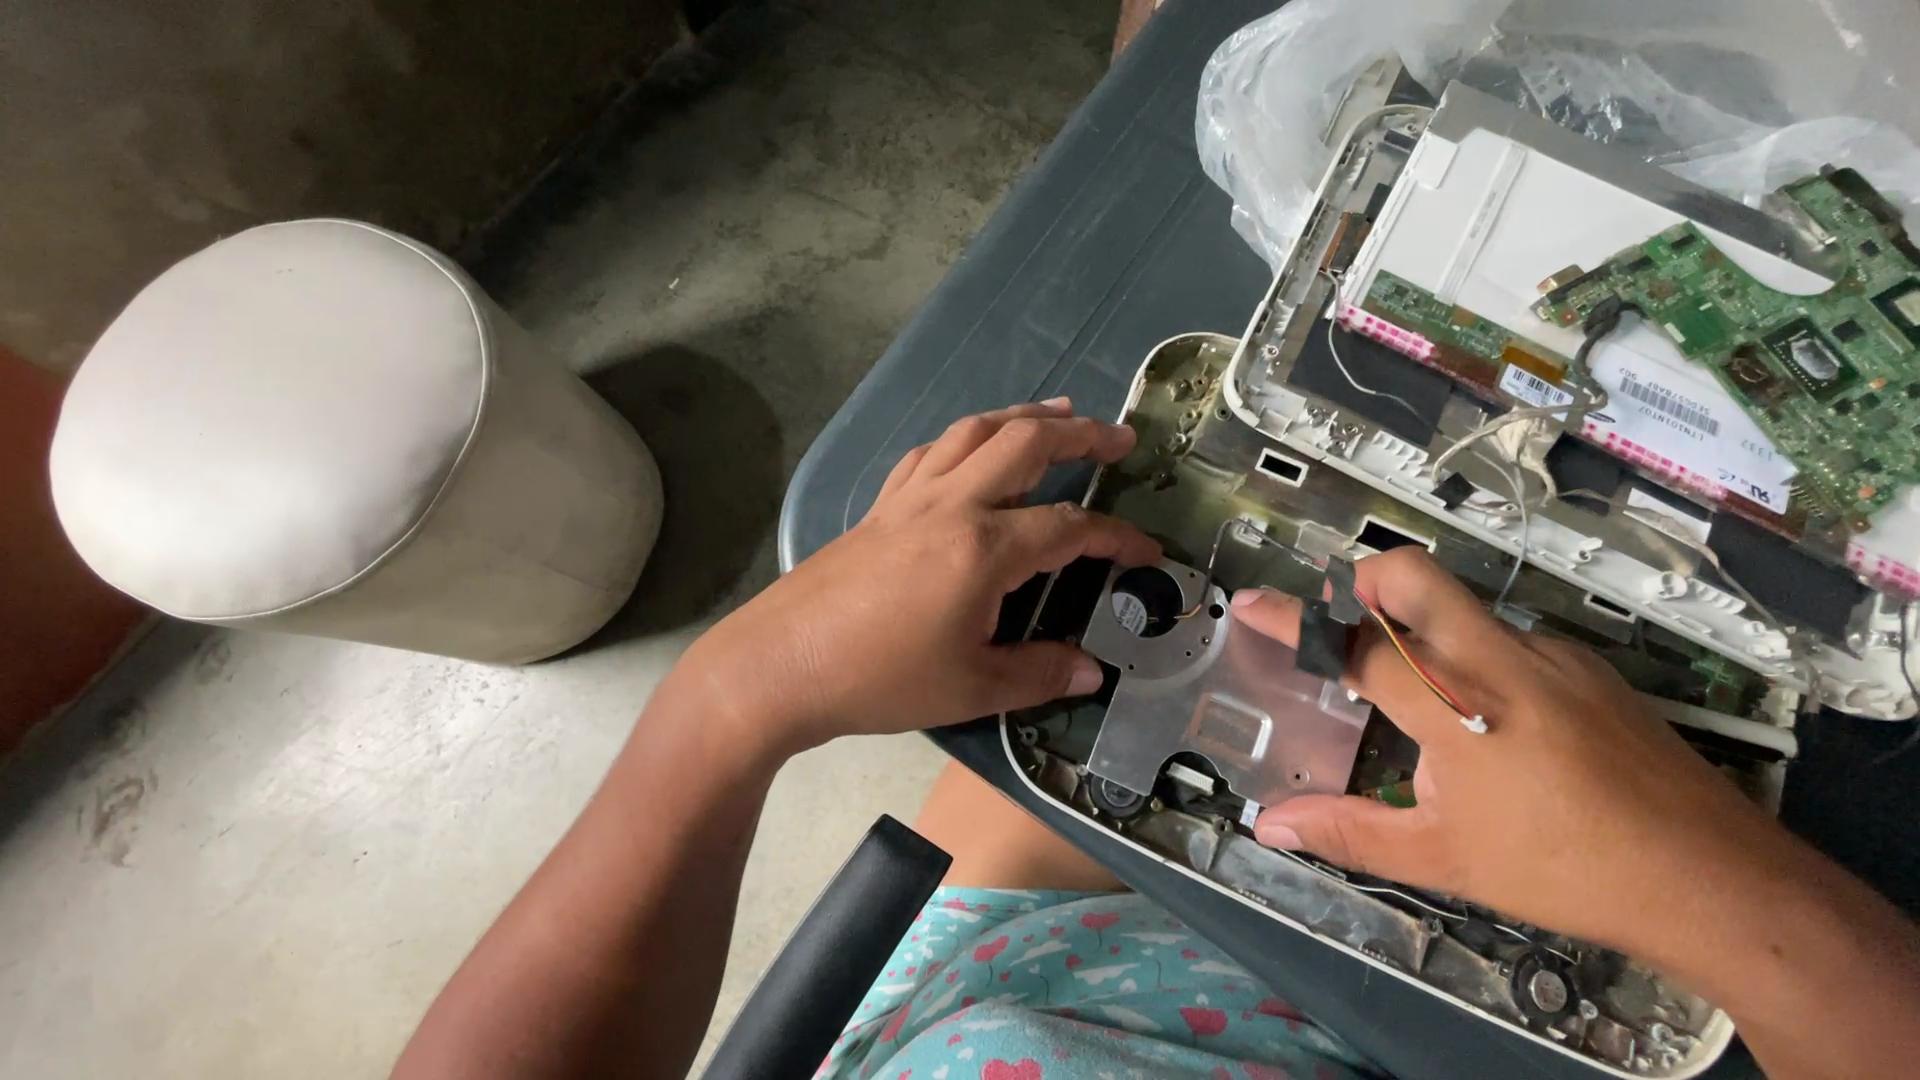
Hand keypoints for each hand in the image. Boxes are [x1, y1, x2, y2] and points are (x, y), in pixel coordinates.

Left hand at [680, 399, 1160, 753]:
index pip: (1069, 529)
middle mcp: (950, 505)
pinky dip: (961, 439)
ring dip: (1021, 416)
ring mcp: (909, 499)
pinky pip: (928, 453)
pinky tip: (970, 448)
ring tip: (1057, 412)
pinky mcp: (878, 507)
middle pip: (1024, 444)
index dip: (1116, 537)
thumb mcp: (972, 688)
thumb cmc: (880, 679)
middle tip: (1117, 438)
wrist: (780, 665)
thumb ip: (1039, 674)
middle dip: (1079, 434)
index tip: (1147, 551)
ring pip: (972, 432)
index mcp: (983, 549)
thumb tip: (1091, 671)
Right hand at [1229, 547, 1789, 949]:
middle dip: (1363, 579)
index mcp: (1456, 705)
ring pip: (1461, 604)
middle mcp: (1499, 660)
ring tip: (1410, 686)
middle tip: (1343, 621)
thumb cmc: (1565, 870)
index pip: (1354, 645)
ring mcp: (1550, 655)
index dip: (1293, 621)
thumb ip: (1347, 832)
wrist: (1722, 884)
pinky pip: (1504, 636)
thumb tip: (1269, 826)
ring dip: (1417, 622)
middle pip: (1414, 574)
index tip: (1253, 604)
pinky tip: (1486, 716)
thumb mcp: (1442, 859)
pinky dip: (1469, 653)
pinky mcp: (1587, 665)